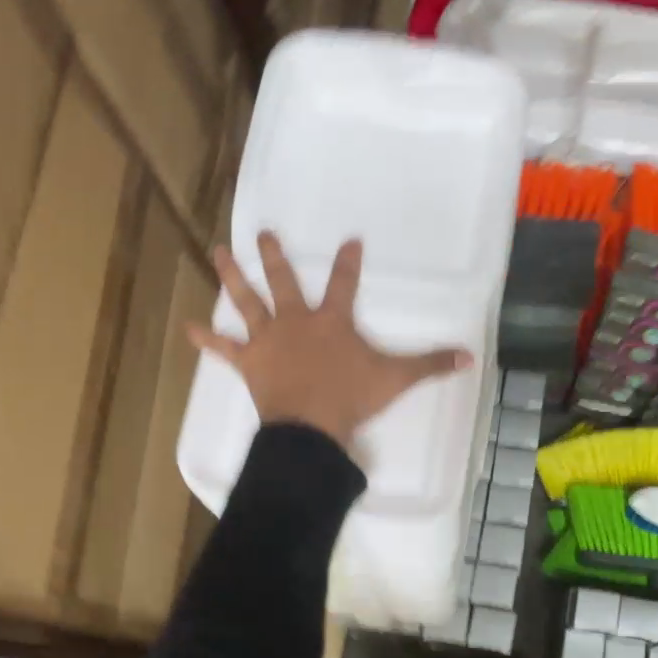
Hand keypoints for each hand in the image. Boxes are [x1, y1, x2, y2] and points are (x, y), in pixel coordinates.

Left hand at [190, 231, 471, 446]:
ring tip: (217, 252)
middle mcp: (296, 321)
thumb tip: (470, 358)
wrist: (310, 425)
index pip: (344, 284)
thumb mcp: (397, 380)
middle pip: (284, 281)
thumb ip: (431, 365)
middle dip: (275, 255)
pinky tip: (187, 328)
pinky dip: (206, 340)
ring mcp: (269, 340)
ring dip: (232, 277)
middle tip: (263, 232)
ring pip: (247, 301)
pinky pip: (224, 349)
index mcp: (332, 322)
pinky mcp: (250, 363)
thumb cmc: (351, 398)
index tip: (350, 240)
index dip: (348, 261)